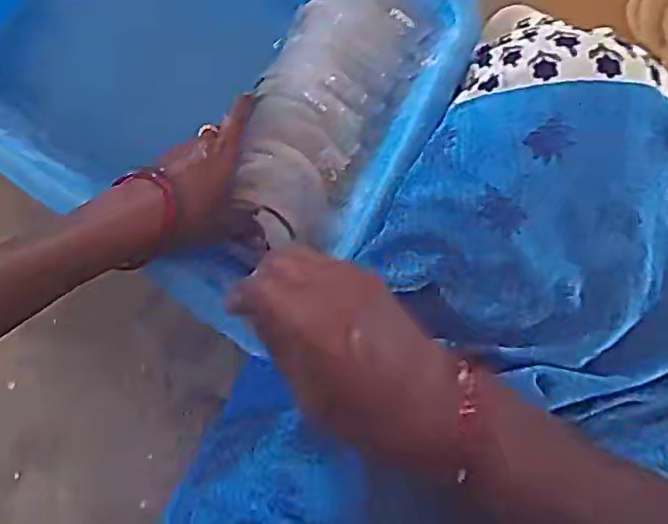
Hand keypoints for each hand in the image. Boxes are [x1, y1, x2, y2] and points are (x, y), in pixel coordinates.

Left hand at [156, 94, 253, 245]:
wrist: (145, 212)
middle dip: (222, 140)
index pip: (236, 121)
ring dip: (201, 157)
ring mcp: (178, 150)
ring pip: (195, 147)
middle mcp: (202, 144)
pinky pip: (179, 159)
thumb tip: (259, 230)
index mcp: (224, 152)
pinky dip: (184, 168)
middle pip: (215, 134)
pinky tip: (184, 186)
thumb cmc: (194, 212)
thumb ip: (243, 224)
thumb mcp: (223, 224)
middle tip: (228, 155)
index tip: (248, 95)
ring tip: (205, 178)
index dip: (243, 107)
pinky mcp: (159, 161)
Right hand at [228, 247, 464, 477]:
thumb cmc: (367, 414)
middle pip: (278, 259)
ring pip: (301, 252)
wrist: (433, 400)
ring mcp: (349, 273)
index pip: (258, 284)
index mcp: (307, 317)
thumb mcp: (310, 396)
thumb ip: (280, 347)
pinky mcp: (367, 274)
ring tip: (283, 297)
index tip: (233, 309)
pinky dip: (308, 270)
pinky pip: (324, 259)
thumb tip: (259, 317)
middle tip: (257, 303)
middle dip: (261, 276)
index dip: (240, 294)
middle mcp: (325, 283)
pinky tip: (313, 296)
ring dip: (284, 269)